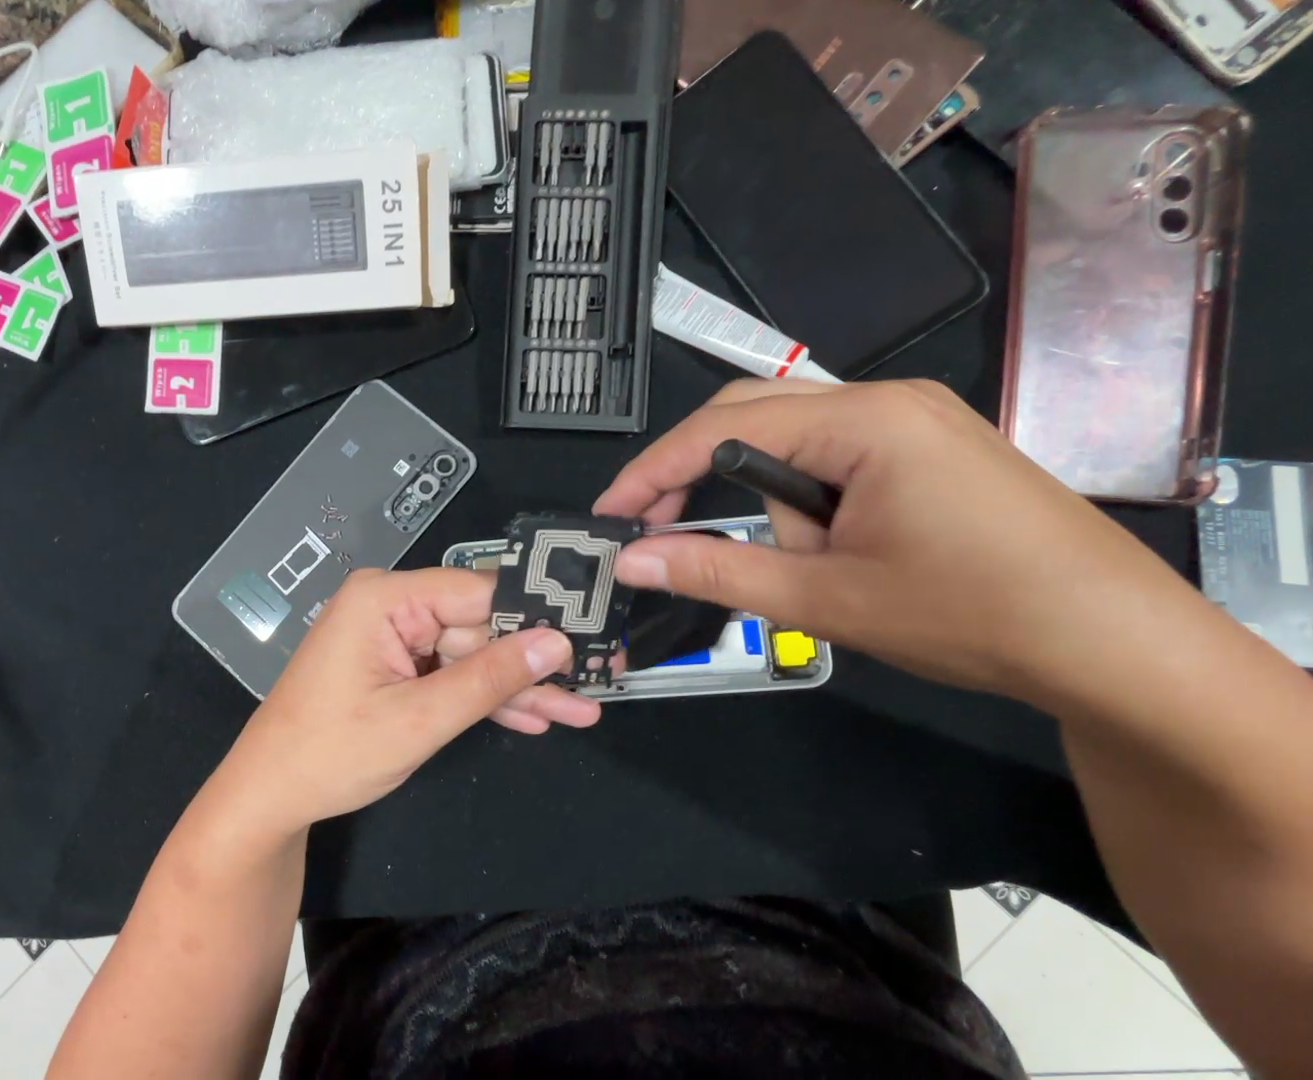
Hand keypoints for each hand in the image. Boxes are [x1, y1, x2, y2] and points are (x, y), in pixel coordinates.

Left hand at [207, 568, 593, 837]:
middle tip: (598, 683)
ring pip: (470, 654)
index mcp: (385, 599)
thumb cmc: (332, 754)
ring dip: (517, 687)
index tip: (592, 634)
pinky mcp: (393, 666)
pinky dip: (483, 699)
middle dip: (533, 663)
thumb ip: (488, 679)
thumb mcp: (419, 719)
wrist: (271, 795)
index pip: (478, 591)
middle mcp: (389, 606)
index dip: (536, 614)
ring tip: (580, 711)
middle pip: (479, 625)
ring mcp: (391, 637)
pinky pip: (449, 673)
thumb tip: (555, 642)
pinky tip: (533, 717)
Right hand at [593, 379, 1198, 701]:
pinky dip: (800, 496)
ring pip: (790, 437)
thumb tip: (631, 560)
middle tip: (655, 530)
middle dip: (696, 473)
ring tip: (795, 565)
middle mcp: (885, 399)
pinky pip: (831, 452)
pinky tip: (822, 545)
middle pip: (751, 413)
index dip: (653, 471)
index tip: (608, 515)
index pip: (721, 428)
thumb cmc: (970, 614)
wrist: (1117, 644)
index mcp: (862, 421)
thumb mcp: (825, 601)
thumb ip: (716, 573)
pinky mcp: (927, 446)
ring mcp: (913, 419)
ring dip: (764, 497)